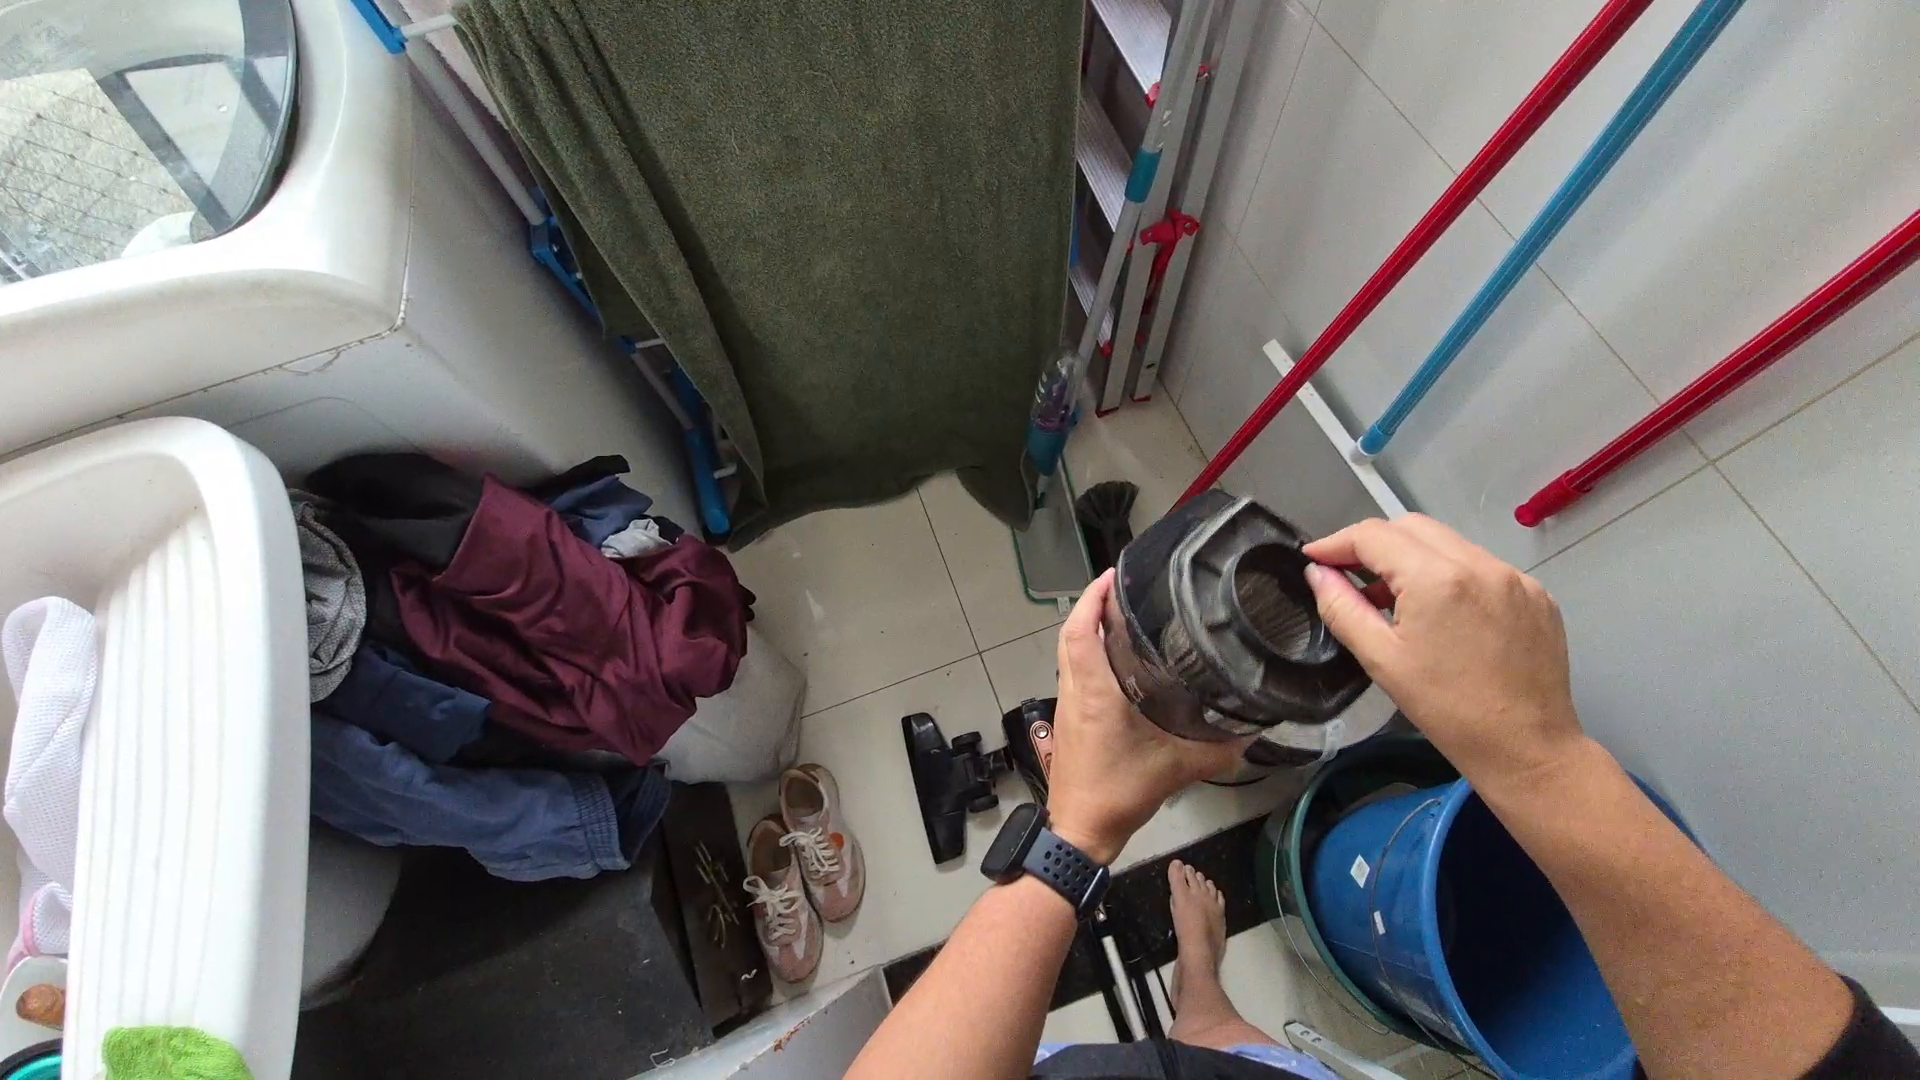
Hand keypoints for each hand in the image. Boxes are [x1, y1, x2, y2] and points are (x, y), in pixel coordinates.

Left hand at [1046, 569, 1247, 863]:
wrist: (1078, 830)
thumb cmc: (1118, 794)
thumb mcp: (1175, 769)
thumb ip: (1218, 750)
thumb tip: (1253, 731)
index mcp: (1093, 693)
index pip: (1080, 631)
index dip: (1091, 599)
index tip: (1113, 576)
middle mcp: (1074, 691)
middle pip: (1070, 634)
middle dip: (1091, 605)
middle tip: (1123, 589)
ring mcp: (1066, 704)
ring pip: (1068, 652)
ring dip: (1086, 627)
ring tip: (1121, 614)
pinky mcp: (1067, 718)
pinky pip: (1072, 672)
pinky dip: (1086, 652)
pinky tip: (1114, 657)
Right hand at [1301, 515, 1585, 792]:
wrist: (1526, 746)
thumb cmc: (1444, 706)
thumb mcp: (1379, 657)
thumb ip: (1341, 606)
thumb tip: (1317, 572)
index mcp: (1437, 579)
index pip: (1373, 535)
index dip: (1335, 542)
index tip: (1313, 558)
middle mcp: (1479, 564)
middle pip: (1410, 527)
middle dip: (1372, 543)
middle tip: (1347, 573)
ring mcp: (1513, 576)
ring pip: (1446, 541)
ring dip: (1409, 556)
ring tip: (1391, 596)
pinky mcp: (1536, 592)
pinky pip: (1478, 564)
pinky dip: (1446, 572)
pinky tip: (1438, 610)